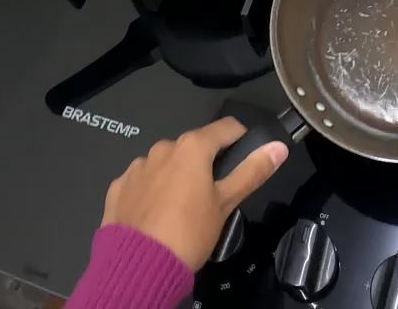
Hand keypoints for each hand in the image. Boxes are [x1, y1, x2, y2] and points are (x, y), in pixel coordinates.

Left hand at [100, 117, 288, 268]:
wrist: (136, 269)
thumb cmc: (188, 233)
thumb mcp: (226, 204)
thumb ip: (252, 172)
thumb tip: (279, 147)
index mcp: (193, 146)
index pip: (227, 127)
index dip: (241, 138)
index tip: (246, 156)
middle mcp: (164, 146)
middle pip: (194, 146)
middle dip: (205, 163)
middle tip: (212, 195)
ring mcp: (138, 166)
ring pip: (166, 163)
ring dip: (175, 176)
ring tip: (180, 209)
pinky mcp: (118, 186)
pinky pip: (142, 181)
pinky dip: (151, 191)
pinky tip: (154, 215)